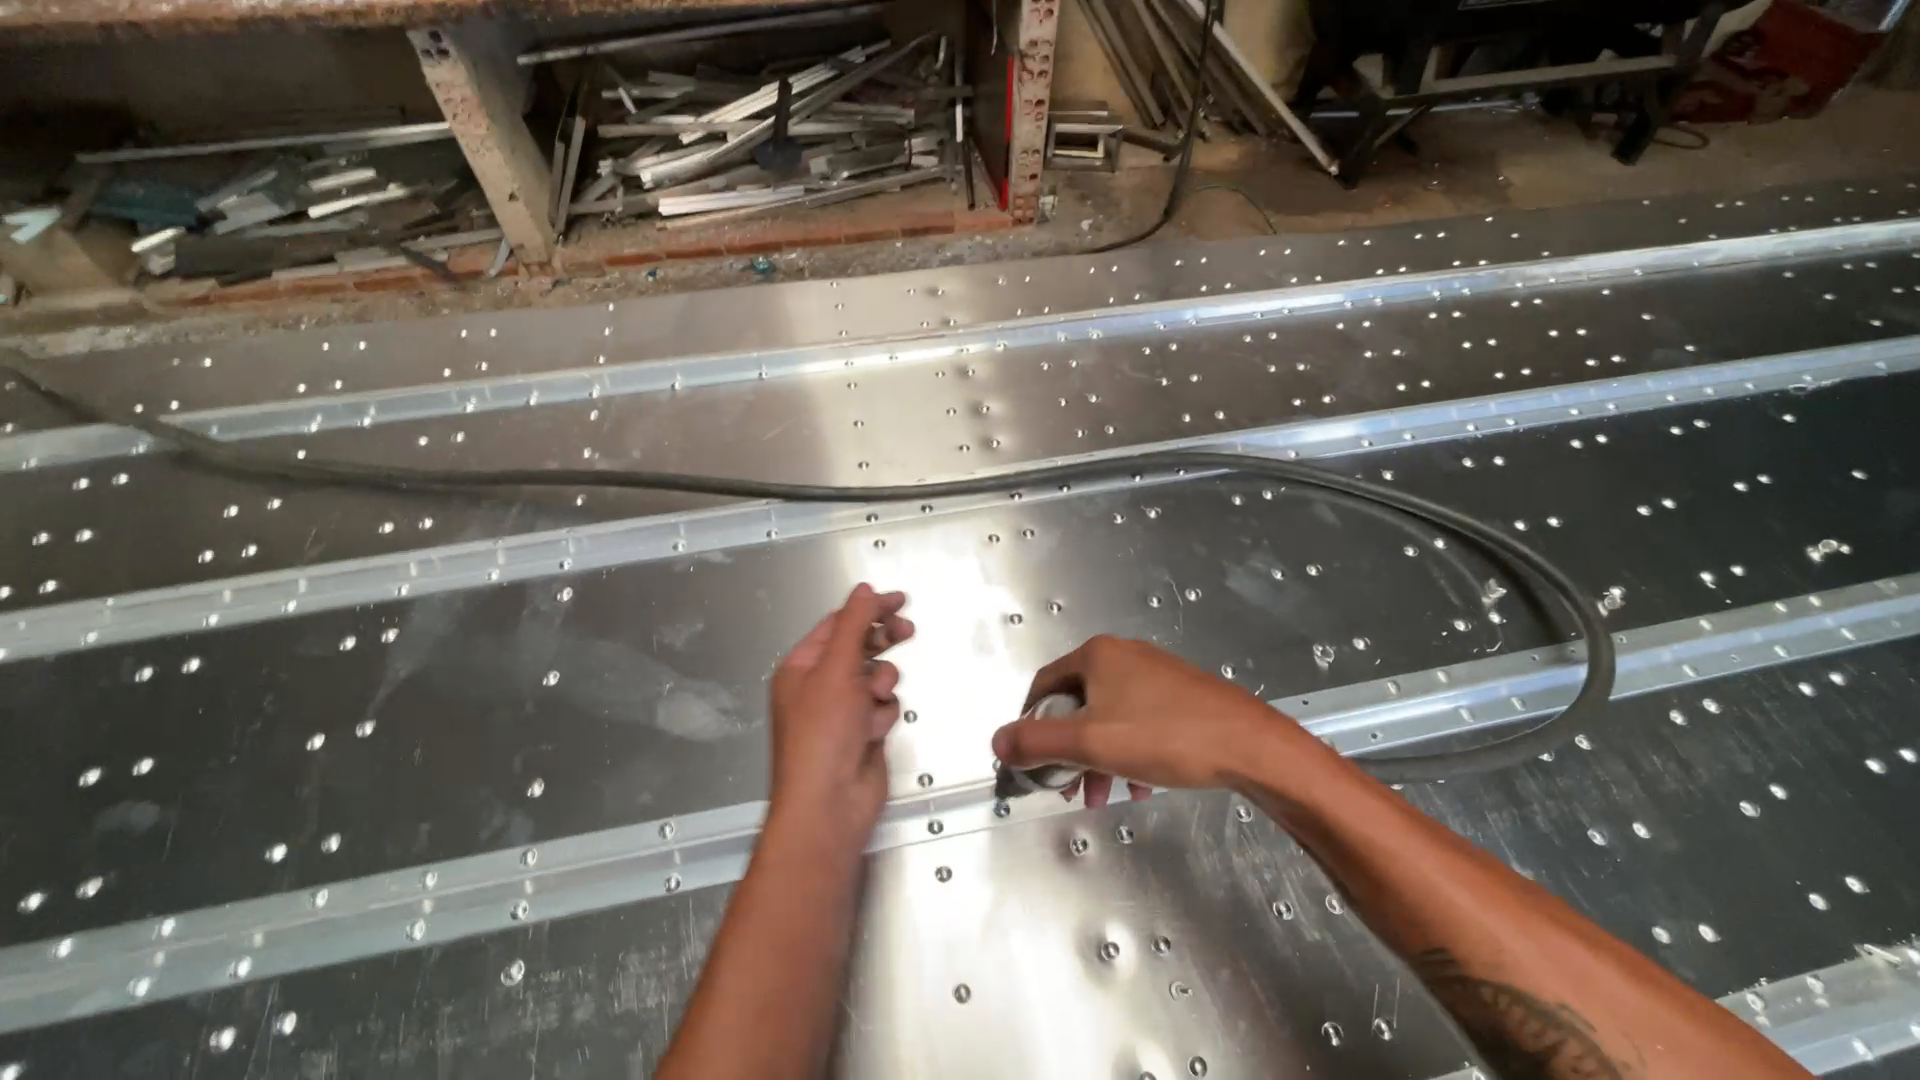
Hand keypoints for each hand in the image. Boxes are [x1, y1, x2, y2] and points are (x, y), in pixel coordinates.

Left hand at [769, 584, 913, 841]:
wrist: (830, 801)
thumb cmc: (823, 733)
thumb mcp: (837, 668)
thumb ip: (854, 624)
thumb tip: (863, 590)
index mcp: (801, 667)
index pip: (838, 624)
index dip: (868, 609)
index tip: (900, 600)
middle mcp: (819, 686)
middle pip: (859, 648)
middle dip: (882, 642)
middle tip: (907, 630)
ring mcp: (842, 711)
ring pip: (877, 678)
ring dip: (881, 687)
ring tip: (874, 701)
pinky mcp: (863, 732)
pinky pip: (884, 708)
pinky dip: (883, 716)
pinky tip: (873, 732)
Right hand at [992, 635, 1300, 807]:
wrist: (1250, 746)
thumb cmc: (1165, 737)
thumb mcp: (1090, 744)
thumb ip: (1036, 743)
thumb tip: (997, 743)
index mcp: (1096, 656)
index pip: (1041, 686)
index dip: (1029, 724)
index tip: (1032, 760)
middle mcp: (1123, 655)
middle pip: (1075, 704)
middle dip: (1067, 750)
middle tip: (1067, 786)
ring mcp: (1155, 673)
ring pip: (1107, 718)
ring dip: (1097, 758)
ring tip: (1102, 795)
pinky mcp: (1180, 694)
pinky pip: (1138, 722)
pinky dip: (1129, 753)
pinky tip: (1140, 785)